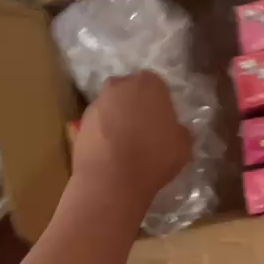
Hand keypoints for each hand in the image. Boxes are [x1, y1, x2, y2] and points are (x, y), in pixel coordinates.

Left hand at [73, 72, 192, 203]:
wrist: (110, 180)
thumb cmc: (153, 158)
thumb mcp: (183, 148)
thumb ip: (181, 132)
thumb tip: (177, 131)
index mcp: (149, 83)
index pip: (158, 88)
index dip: (161, 108)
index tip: (162, 128)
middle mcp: (120, 85)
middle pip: (131, 94)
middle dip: (136, 110)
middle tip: (143, 136)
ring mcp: (97, 103)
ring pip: (112, 109)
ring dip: (117, 123)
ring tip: (125, 150)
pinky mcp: (80, 123)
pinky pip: (98, 127)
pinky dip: (103, 137)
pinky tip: (110, 158)